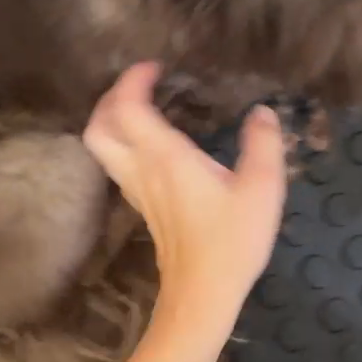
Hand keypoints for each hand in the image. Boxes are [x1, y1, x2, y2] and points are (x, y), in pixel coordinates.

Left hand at [83, 63, 287, 316]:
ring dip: (113, 120)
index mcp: (165, 158)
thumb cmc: (232, 241)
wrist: (202, 293)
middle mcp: (141, 170)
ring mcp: (136, 191)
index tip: (155, 67)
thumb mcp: (261, 189)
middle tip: (140, 85)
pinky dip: (124, 143)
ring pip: (102, 148)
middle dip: (111, 98)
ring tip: (143, 107)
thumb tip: (262, 112)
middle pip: (99, 126)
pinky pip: (118, 164)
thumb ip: (263, 145)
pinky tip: (153, 145)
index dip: (133, 80)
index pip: (128, 108)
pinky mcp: (142, 208)